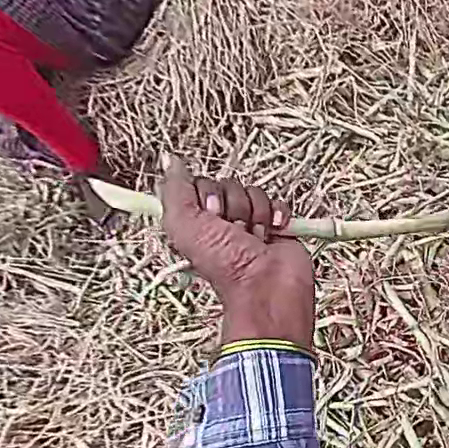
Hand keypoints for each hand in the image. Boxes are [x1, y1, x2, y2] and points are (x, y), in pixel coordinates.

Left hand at [158, 158, 313, 350]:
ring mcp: (251, 224)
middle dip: (234, 205)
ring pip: (254, 192)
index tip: (211, 214)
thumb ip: (174, 190)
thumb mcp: (184, 225)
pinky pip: (278, 203)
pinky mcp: (276, 227)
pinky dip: (277, 215)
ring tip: (255, 236)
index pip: (202, 183)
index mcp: (197, 221)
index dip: (209, 196)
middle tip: (235, 230)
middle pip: (229, 185)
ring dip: (256, 213)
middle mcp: (222, 222)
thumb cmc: (226, 268)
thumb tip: (170, 160)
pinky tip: (273, 232)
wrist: (266, 287)